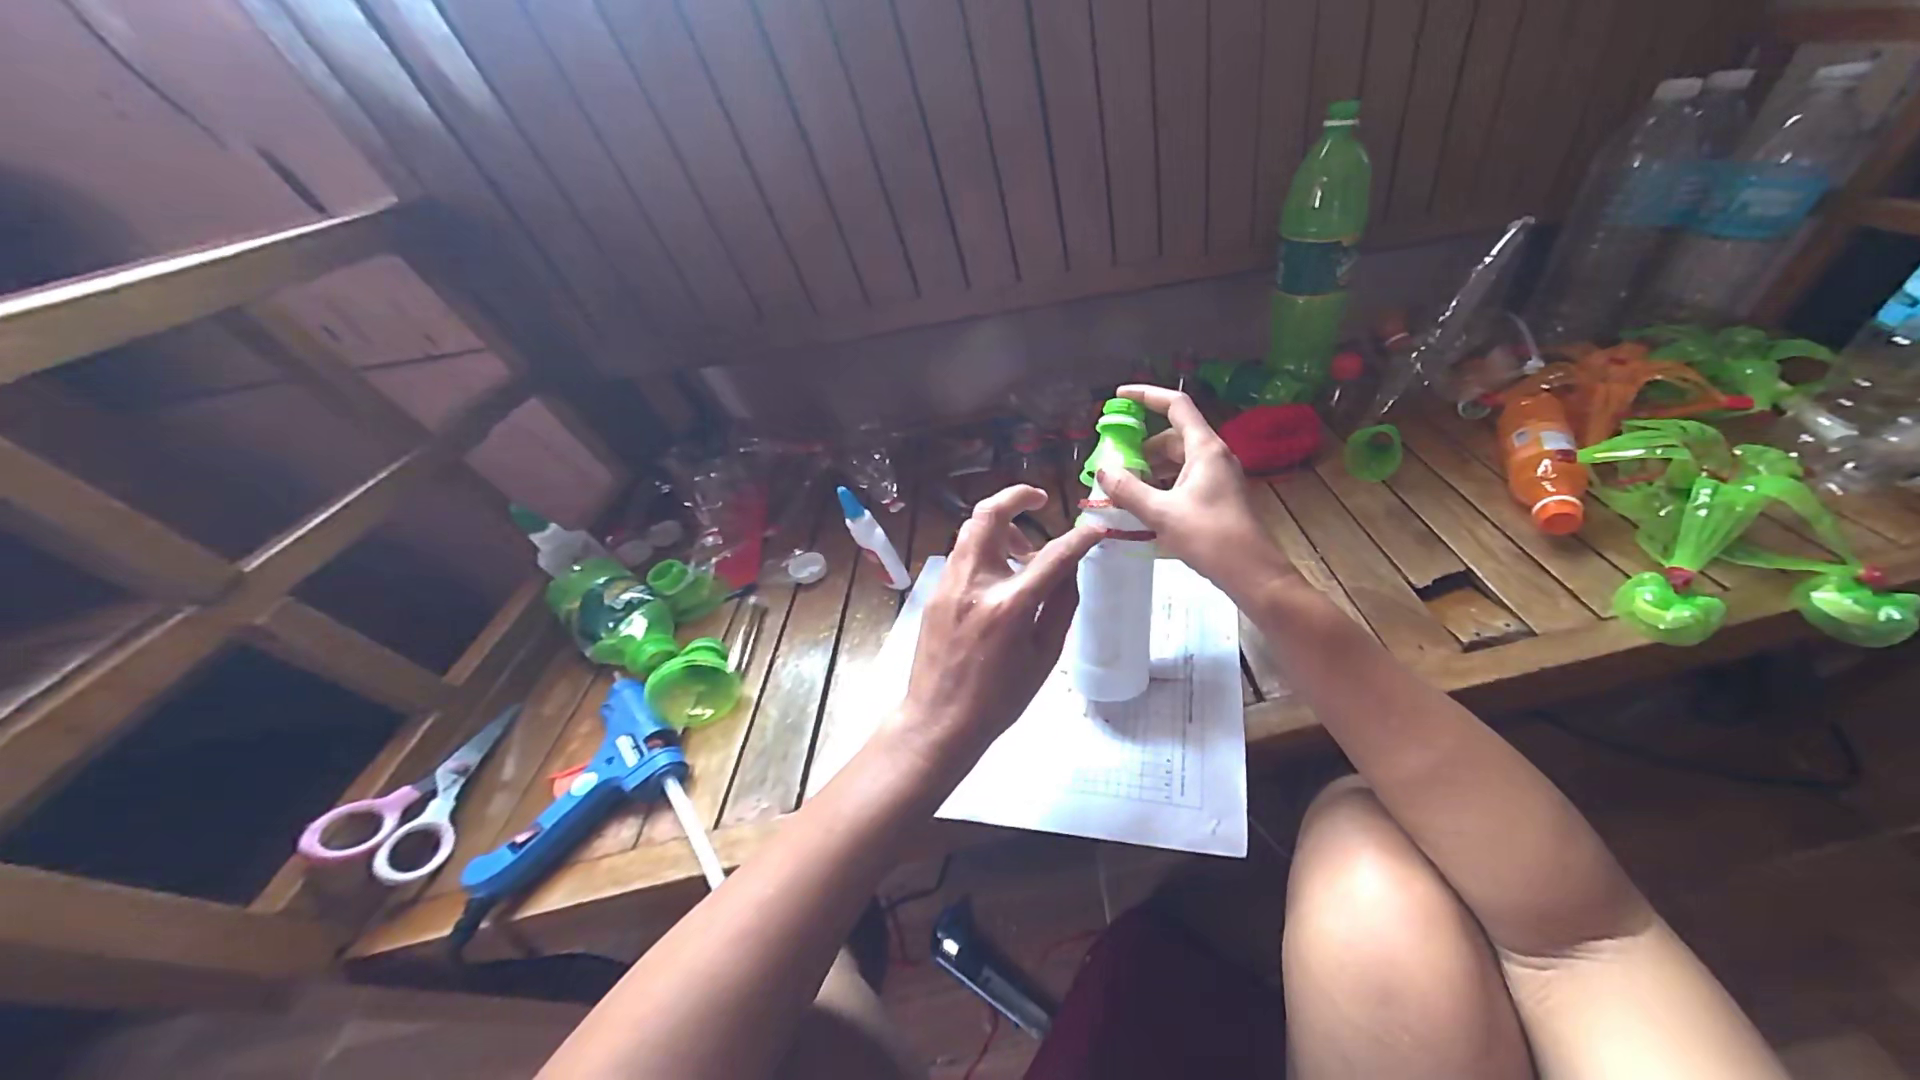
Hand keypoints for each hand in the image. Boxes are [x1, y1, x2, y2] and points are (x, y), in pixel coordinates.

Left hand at [890, 485, 1102, 771]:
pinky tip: (998, 573)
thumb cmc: (999, 698)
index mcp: (1009, 606)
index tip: (1095, 529)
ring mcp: (948, 585)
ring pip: (970, 530)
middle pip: (989, 515)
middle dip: (1016, 496)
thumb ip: (1060, 605)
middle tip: (1038, 499)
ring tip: (1021, 546)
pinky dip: (984, 548)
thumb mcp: (1044, 656)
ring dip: (999, 524)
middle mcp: (974, 584)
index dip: (1080, 538)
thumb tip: (1071, 568)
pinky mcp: (935, 592)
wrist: (939, 719)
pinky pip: (961, 554)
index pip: (1052, 555)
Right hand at [1096, 385, 1296, 598]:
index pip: (1175, 405)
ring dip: (1149, 467)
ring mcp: (1216, 476)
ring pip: (1177, 459)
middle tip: (1112, 458)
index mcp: (1205, 449)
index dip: (1146, 395)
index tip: (1119, 397)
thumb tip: (1103, 470)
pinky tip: (1143, 503)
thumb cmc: (1209, 537)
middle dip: (1140, 444)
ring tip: (1122, 484)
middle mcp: (1213, 455)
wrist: (1251, 572)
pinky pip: (1183, 478)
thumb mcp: (1161, 513)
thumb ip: (1128, 490)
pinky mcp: (1216, 496)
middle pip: (1172, 436)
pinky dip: (1161, 483)